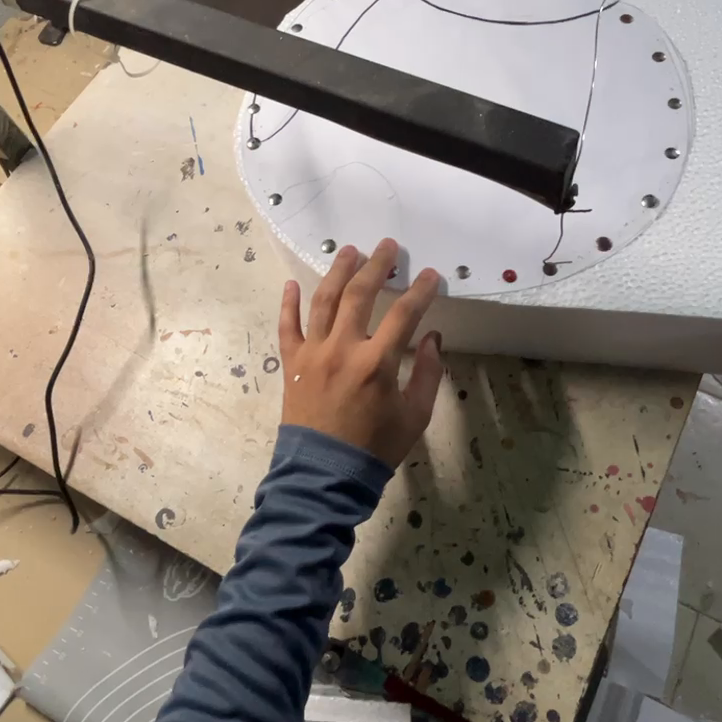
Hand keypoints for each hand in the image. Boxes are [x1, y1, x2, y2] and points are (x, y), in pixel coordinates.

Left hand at [279, 239, 442, 467]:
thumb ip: (429, 374)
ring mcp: (313, 353)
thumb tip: (434, 338)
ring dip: (336, 272)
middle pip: (359, 295)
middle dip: (376, 266)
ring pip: (323, 301)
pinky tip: (291, 284)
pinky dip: (288, 304)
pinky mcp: (292, 364)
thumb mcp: (415, 417)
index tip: (430, 275)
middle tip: (387, 246)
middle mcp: (343, 349)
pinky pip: (287, 327)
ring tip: (349, 251)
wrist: (324, 475)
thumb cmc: (375, 448)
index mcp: (377, 363)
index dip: (420, 291)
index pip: (404, 314)